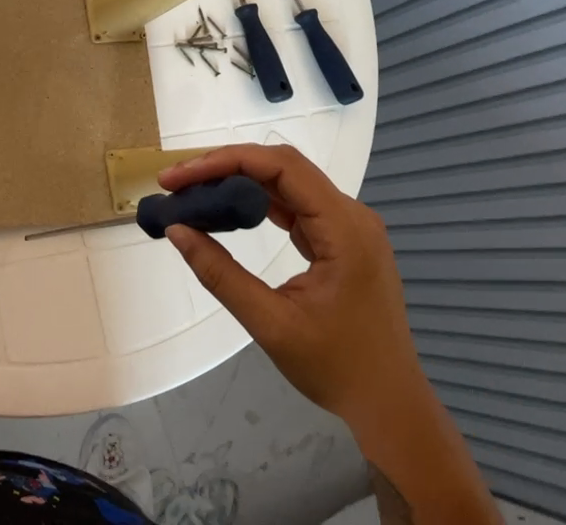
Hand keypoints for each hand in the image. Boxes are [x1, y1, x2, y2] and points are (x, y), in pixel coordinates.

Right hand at [159, 144, 425, 426]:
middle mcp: (352, 216)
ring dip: (238, 181)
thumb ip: (220, 273)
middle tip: (176, 183)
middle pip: (283, 167)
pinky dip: (257, 201)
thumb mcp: (270, 323)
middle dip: (225, 166)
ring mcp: (350, 227)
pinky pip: (295, 205)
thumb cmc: (336, 367)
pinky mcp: (342, 240)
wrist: (389, 404)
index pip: (281, 168)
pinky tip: (227, 209)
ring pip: (287, 182)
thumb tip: (176, 230)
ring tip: (193, 192)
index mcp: (345, 230)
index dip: (225, 162)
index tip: (178, 178)